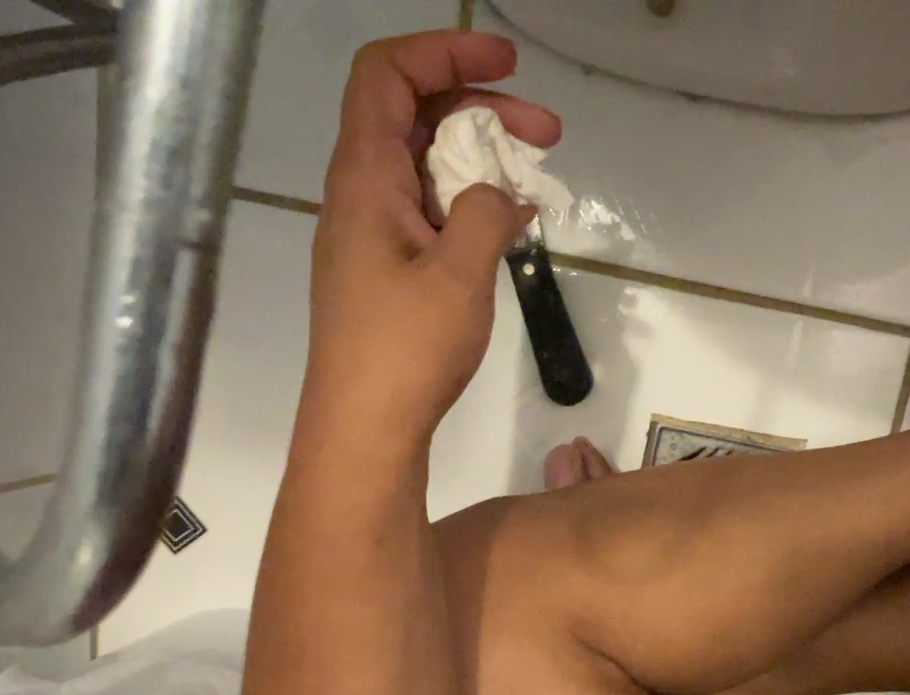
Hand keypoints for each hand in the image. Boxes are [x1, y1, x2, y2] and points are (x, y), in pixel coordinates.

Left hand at [301, 32, 560, 449]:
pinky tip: (512, 224)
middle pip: (415, 117)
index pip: (388, 75)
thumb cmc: (406, 350)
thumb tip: (503, 194)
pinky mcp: (388, 272)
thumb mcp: (458, 275)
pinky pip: (430, 214)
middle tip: (548, 133)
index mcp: (365, 178)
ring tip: (538, 180)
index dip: (445, 51)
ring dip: (481, 161)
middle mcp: (362, 195)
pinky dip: (471, 205)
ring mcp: (373, 235)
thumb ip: (486, 214)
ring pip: (426, 168)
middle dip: (482, 109)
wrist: (364, 428)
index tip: (509, 62)